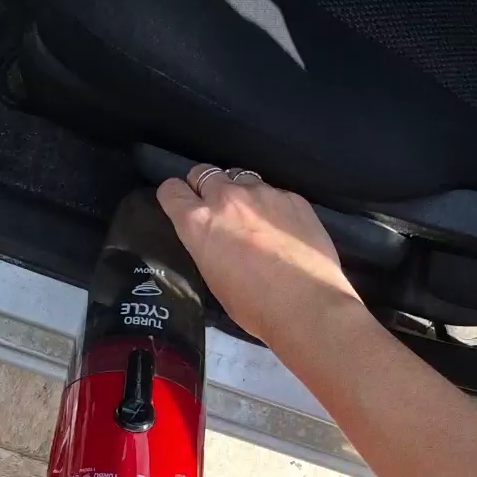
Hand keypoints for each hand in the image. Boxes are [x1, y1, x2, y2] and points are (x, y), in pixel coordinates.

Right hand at [156, 166, 362, 347]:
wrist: (305, 304)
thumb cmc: (253, 304)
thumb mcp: (213, 277)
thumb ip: (206, 245)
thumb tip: (214, 239)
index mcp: (199, 222)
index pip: (171, 190)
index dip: (174, 196)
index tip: (180, 205)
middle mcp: (226, 198)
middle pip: (204, 173)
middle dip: (205, 188)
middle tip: (215, 210)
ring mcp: (262, 193)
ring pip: (240, 177)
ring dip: (238, 192)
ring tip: (250, 217)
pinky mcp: (292, 197)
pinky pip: (272, 192)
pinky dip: (270, 205)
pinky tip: (280, 228)